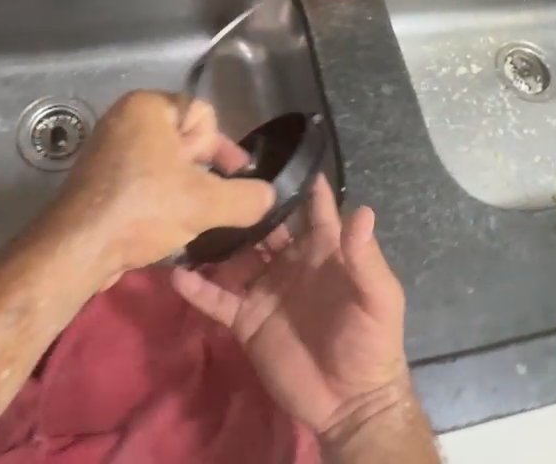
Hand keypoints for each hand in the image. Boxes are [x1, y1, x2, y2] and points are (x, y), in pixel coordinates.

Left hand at [45, 90, 274, 277]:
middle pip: (186, 139)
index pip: (203, 114)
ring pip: (167, 164)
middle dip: (203, 170)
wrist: (79, 250)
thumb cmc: (142, 209)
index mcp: (147, 106)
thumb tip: (269, 196)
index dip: (218, 147)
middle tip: (207, 200)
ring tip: (190, 218)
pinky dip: (160, 199)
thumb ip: (246, 197)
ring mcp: (108, 149)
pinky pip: (144, 180)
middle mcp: (125, 119)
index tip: (223, 177)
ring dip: (184, 189)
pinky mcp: (100, 179)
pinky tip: (166, 226)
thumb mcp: (206, 203)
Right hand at [169, 176, 412, 438]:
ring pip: (234, 255)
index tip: (271, 152)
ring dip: (214, 239)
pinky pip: (218, 298)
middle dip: (244, 203)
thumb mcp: (378, 299)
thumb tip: (362, 209)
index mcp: (322, 249)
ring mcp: (264, 289)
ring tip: (186, 215)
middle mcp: (289, 262)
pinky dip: (197, 287)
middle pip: (263, 226)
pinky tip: (176, 273)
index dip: (295, 181)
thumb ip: (365, 258)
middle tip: (214, 176)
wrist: (351, 403)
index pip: (309, 207)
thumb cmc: (372, 343)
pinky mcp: (246, 320)